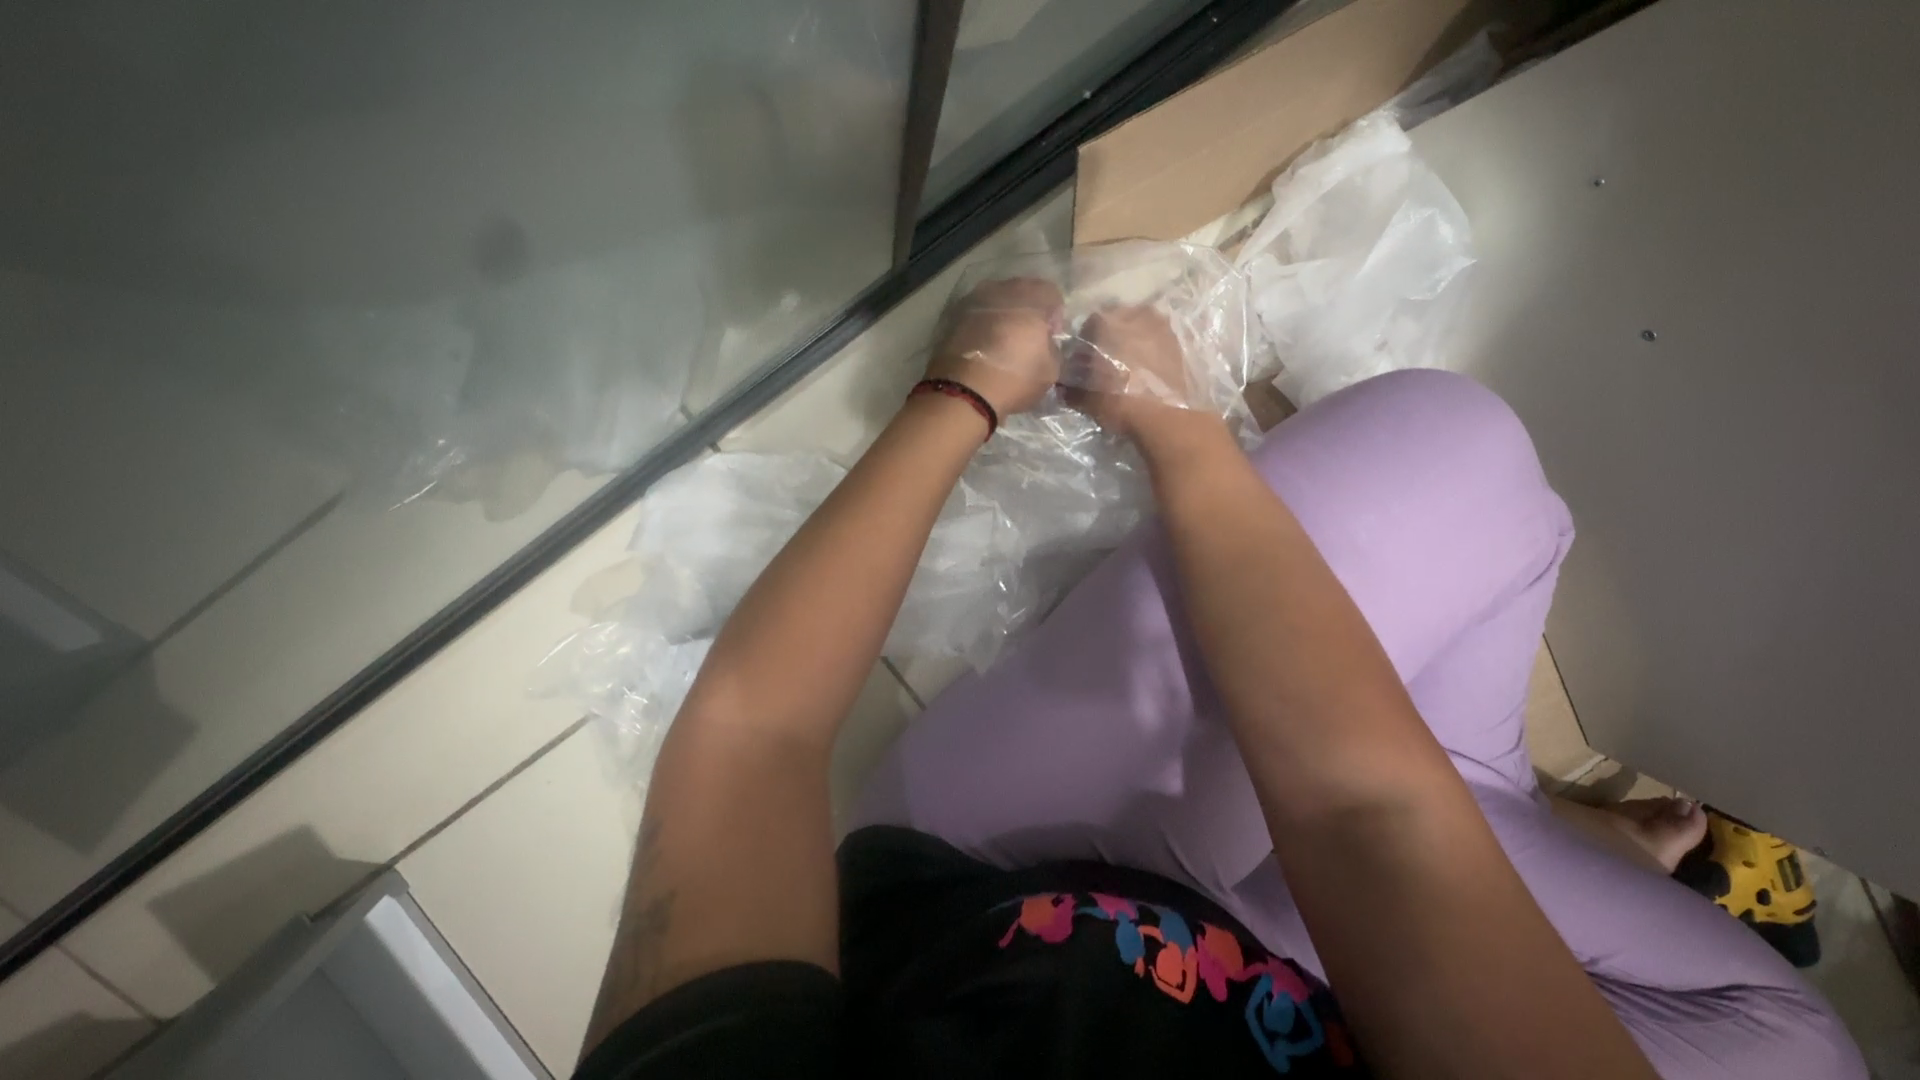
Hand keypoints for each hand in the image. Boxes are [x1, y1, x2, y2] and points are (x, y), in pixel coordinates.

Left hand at [925, 277, 1064, 416]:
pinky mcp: (952, 316)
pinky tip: (982, 347)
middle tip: (1027, 339)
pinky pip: (976, 313)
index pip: (1051, 293)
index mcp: (1031, 298)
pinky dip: (982, 325)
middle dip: (1028, 311)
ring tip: (1002, 342)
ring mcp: (973, 299)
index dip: (1055, 315)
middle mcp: (1001, 289)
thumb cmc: (1014, 378)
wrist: (962, 392)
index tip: (1050, 337)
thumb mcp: (1051, 370)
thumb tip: (1045, 343)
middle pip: (1022, 291)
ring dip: (1003, 315)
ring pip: (996, 299)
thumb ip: (1053, 348)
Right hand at [1064, 305, 1221, 444]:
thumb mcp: (1087, 399)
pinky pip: (1158, 341)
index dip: (1085, 344)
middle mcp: (1134, 315)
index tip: (1084, 362)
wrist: (1164, 416)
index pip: (1089, 325)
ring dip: (1134, 342)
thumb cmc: (1118, 400)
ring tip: (1129, 366)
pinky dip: (1152, 352)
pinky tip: (1147, 371)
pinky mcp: (1178, 342)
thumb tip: (1063, 389)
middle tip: (1107, 362)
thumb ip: (1072, 390)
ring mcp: (1160, 326)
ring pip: (1140, 328)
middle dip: (1111, 338)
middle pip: (1117, 322)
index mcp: (1107, 322)